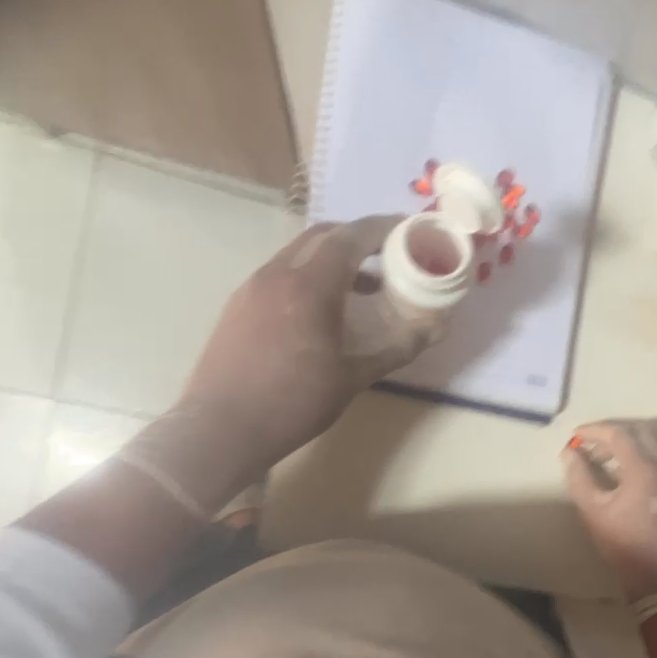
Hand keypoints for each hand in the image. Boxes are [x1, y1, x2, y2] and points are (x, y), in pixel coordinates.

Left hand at [175, 214, 441, 476]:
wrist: (222, 428)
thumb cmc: (294, 403)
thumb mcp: (354, 378)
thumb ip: (396, 348)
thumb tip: (433, 329)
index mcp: (308, 287)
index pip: (350, 238)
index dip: (381, 228)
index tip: (406, 229)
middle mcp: (276, 275)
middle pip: (322, 236)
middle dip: (357, 237)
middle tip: (387, 254)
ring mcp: (252, 288)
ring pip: (299, 254)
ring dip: (332, 259)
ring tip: (362, 287)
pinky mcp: (239, 306)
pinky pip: (282, 275)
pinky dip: (310, 277)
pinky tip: (323, 311)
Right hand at [562, 418, 656, 600]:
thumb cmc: (626, 546)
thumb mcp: (594, 512)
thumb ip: (579, 477)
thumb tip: (569, 452)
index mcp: (645, 468)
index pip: (619, 433)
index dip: (594, 430)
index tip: (577, 436)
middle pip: (642, 430)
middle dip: (615, 432)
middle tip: (594, 446)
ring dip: (639, 439)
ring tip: (618, 454)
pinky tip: (648, 464)